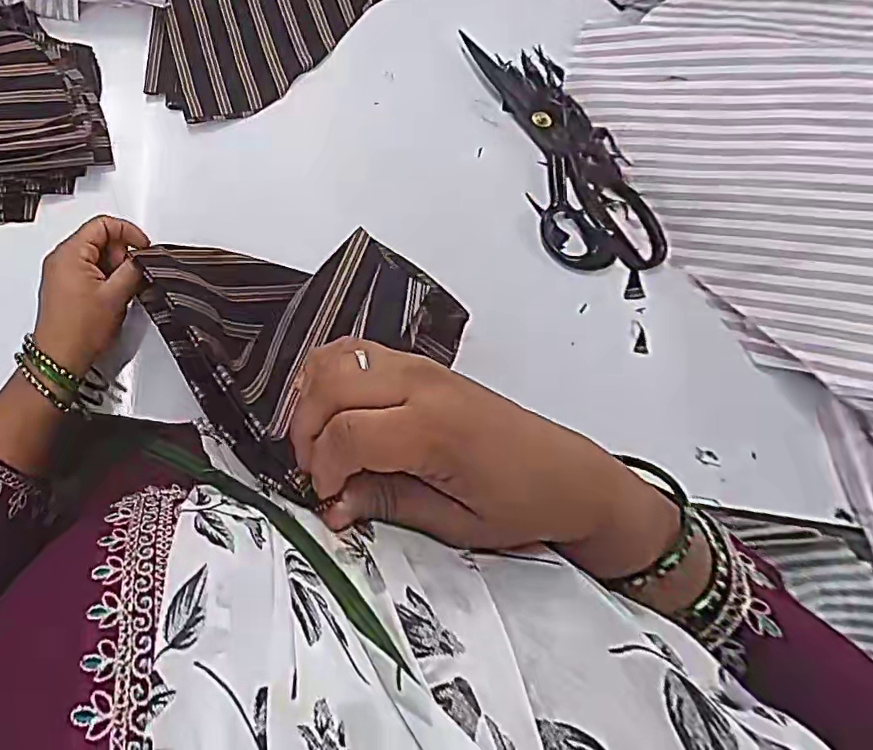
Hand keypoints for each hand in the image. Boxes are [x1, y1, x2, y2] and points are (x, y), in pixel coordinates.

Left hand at [30, 214, 149, 374]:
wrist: (60, 359)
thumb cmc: (78, 332)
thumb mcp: (116, 295)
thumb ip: (133, 269)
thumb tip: (142, 258)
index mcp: (69, 254)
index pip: (103, 224)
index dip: (128, 232)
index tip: (141, 247)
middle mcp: (61, 259)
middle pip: (99, 238)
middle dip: (121, 253)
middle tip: (130, 274)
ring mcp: (60, 273)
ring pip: (96, 255)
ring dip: (113, 268)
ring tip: (118, 290)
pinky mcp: (64, 286)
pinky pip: (88, 270)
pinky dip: (104, 278)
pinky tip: (110, 296)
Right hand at [288, 338, 680, 578]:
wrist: (566, 474)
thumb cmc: (523, 500)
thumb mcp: (453, 523)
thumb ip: (384, 504)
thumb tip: (333, 503)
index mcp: (434, 428)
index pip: (346, 434)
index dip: (323, 468)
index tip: (325, 494)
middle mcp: (420, 384)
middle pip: (330, 386)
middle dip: (306, 430)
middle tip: (314, 468)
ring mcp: (416, 365)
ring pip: (334, 358)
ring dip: (311, 397)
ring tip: (319, 438)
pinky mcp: (415, 362)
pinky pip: (353, 350)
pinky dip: (328, 373)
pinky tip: (330, 406)